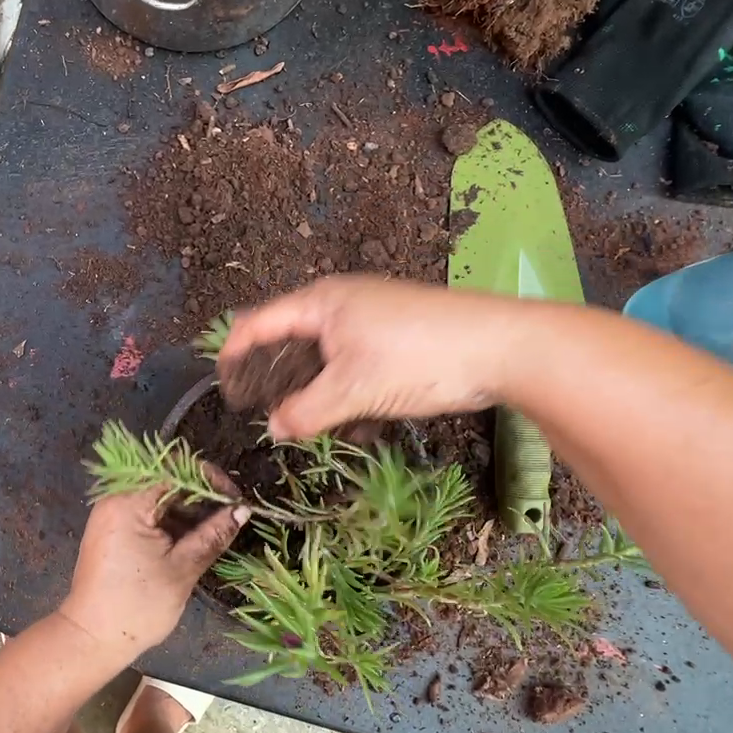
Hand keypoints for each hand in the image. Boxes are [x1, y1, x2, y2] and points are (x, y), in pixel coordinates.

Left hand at [56, 487, 249, 665]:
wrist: (93, 638)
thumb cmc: (137, 605)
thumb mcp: (182, 569)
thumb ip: (212, 535)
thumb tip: (241, 510)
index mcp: (128, 503)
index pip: (173, 473)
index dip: (208, 480)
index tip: (235, 498)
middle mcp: (116, 501)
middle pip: (165, 484)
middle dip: (201, 496)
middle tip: (232, 514)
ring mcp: (112, 516)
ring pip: (158, 500)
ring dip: (188, 511)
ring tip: (219, 527)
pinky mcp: (113, 531)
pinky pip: (147, 515)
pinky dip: (171, 523)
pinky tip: (195, 536)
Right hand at [220, 276, 534, 440]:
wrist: (509, 347)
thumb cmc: (420, 357)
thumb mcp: (354, 390)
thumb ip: (306, 412)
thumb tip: (273, 430)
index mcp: (320, 302)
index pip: (258, 323)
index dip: (234, 353)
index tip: (222, 386)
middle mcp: (340, 302)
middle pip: (289, 339)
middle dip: (275, 377)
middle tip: (265, 411)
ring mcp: (370, 317)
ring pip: (323, 356)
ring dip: (313, 390)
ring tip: (311, 423)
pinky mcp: (395, 335)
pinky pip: (352, 362)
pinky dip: (344, 389)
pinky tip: (355, 421)